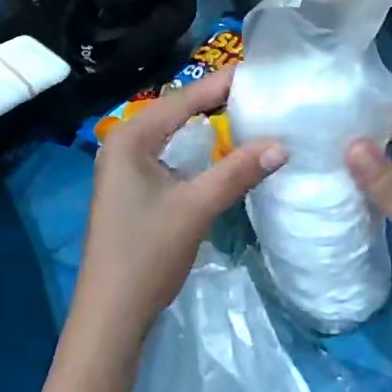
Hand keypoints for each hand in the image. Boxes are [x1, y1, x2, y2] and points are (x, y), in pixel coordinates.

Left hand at [76, 68, 287, 336]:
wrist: (109, 321)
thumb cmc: (147, 254)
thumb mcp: (196, 208)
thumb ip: (237, 172)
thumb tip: (282, 145)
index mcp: (131, 137)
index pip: (184, 99)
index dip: (222, 84)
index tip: (258, 70)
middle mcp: (124, 142)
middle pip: (178, 111)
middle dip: (217, 100)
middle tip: (259, 89)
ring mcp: (125, 166)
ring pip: (174, 132)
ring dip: (208, 123)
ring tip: (248, 110)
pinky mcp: (132, 187)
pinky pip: (170, 152)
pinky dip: (197, 148)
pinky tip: (222, 148)